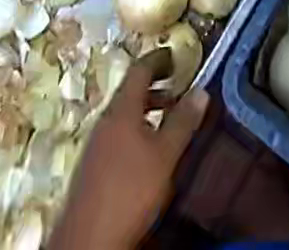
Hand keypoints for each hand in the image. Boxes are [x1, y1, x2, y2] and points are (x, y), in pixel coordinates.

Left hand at [48, 51, 209, 249]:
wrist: (87, 240)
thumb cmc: (129, 190)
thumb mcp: (165, 155)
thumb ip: (183, 122)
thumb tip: (201, 90)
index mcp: (121, 109)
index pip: (139, 69)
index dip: (159, 59)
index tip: (176, 56)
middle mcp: (105, 119)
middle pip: (130, 90)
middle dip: (156, 85)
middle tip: (179, 87)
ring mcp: (96, 142)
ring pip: (124, 113)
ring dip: (147, 109)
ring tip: (170, 119)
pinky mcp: (92, 164)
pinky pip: (117, 132)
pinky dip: (137, 127)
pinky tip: (149, 150)